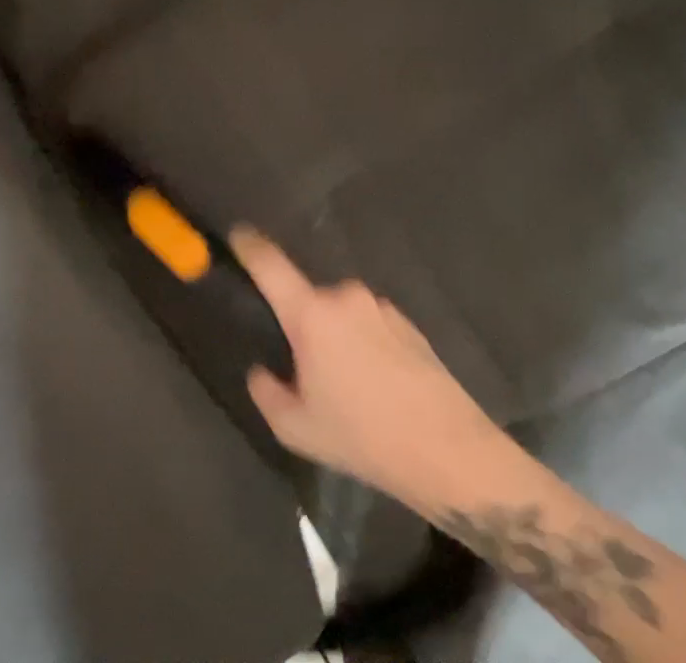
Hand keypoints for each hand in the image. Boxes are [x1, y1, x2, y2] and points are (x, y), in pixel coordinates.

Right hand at [231, 227, 507, 505]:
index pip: (271, 266)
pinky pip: (369, 326)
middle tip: (302, 369)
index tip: (237, 235)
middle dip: (300, 325)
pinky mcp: (410, 325)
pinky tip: (375, 387)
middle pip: (308, 299)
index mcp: (312, 315)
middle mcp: (347, 299)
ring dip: (334, 338)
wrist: (448, 452)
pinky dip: (363, 346)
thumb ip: (265, 391)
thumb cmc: (361, 436)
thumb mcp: (294, 427)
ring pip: (340, 315)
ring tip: (344, 386)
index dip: (250, 246)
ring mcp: (383, 309)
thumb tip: (263, 371)